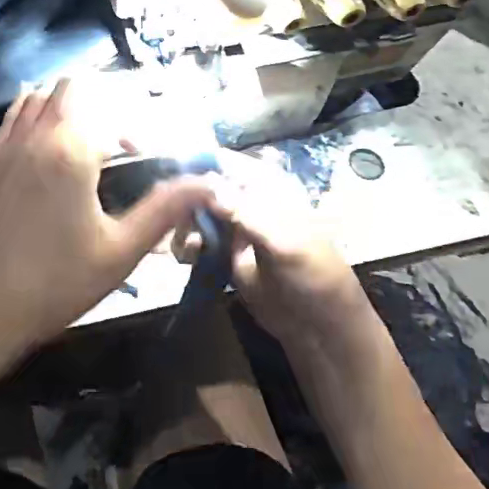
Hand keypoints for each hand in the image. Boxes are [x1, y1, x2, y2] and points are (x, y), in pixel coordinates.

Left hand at [0, 80, 213, 374]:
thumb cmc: (56, 284)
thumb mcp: (120, 251)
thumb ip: (166, 209)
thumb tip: (210, 183)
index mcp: (70, 152)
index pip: (112, 110)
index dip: (135, 130)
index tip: (143, 159)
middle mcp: (35, 135)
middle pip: (72, 87)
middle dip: (102, 105)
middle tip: (117, 146)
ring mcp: (6, 145)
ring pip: (40, 95)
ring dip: (68, 105)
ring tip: (86, 142)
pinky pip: (15, 115)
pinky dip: (37, 113)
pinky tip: (49, 145)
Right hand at [183, 150, 373, 352]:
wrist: (319, 326)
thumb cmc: (314, 276)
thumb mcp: (284, 243)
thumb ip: (246, 213)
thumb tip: (208, 185)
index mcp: (267, 185)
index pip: (224, 162)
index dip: (195, 165)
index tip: (168, 180)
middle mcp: (246, 199)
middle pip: (202, 187)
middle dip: (183, 202)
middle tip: (172, 222)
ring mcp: (234, 226)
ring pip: (195, 214)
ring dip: (183, 227)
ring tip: (184, 247)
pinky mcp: (223, 252)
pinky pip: (197, 241)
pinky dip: (187, 246)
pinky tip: (187, 258)